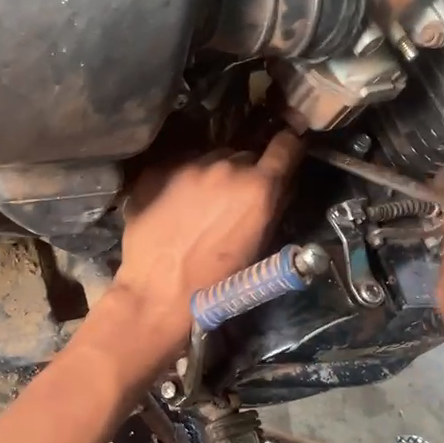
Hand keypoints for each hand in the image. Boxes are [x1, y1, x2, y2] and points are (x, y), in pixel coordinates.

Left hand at [108, 132, 303, 350]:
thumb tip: (281, 186)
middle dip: (242, 174)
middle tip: (232, 201)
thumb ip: (272, 209)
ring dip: (210, 177)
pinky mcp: (156, 172)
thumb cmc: (214, 284)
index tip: (284, 155)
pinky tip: (173, 207)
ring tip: (198, 207)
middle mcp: (224, 167)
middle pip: (243, 157)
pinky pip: (177, 167)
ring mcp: (187, 166)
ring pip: (209, 160)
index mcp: (256, 187)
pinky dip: (180, 181)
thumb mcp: (256, 249)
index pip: (285, 147)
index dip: (287, 150)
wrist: (156, 294)